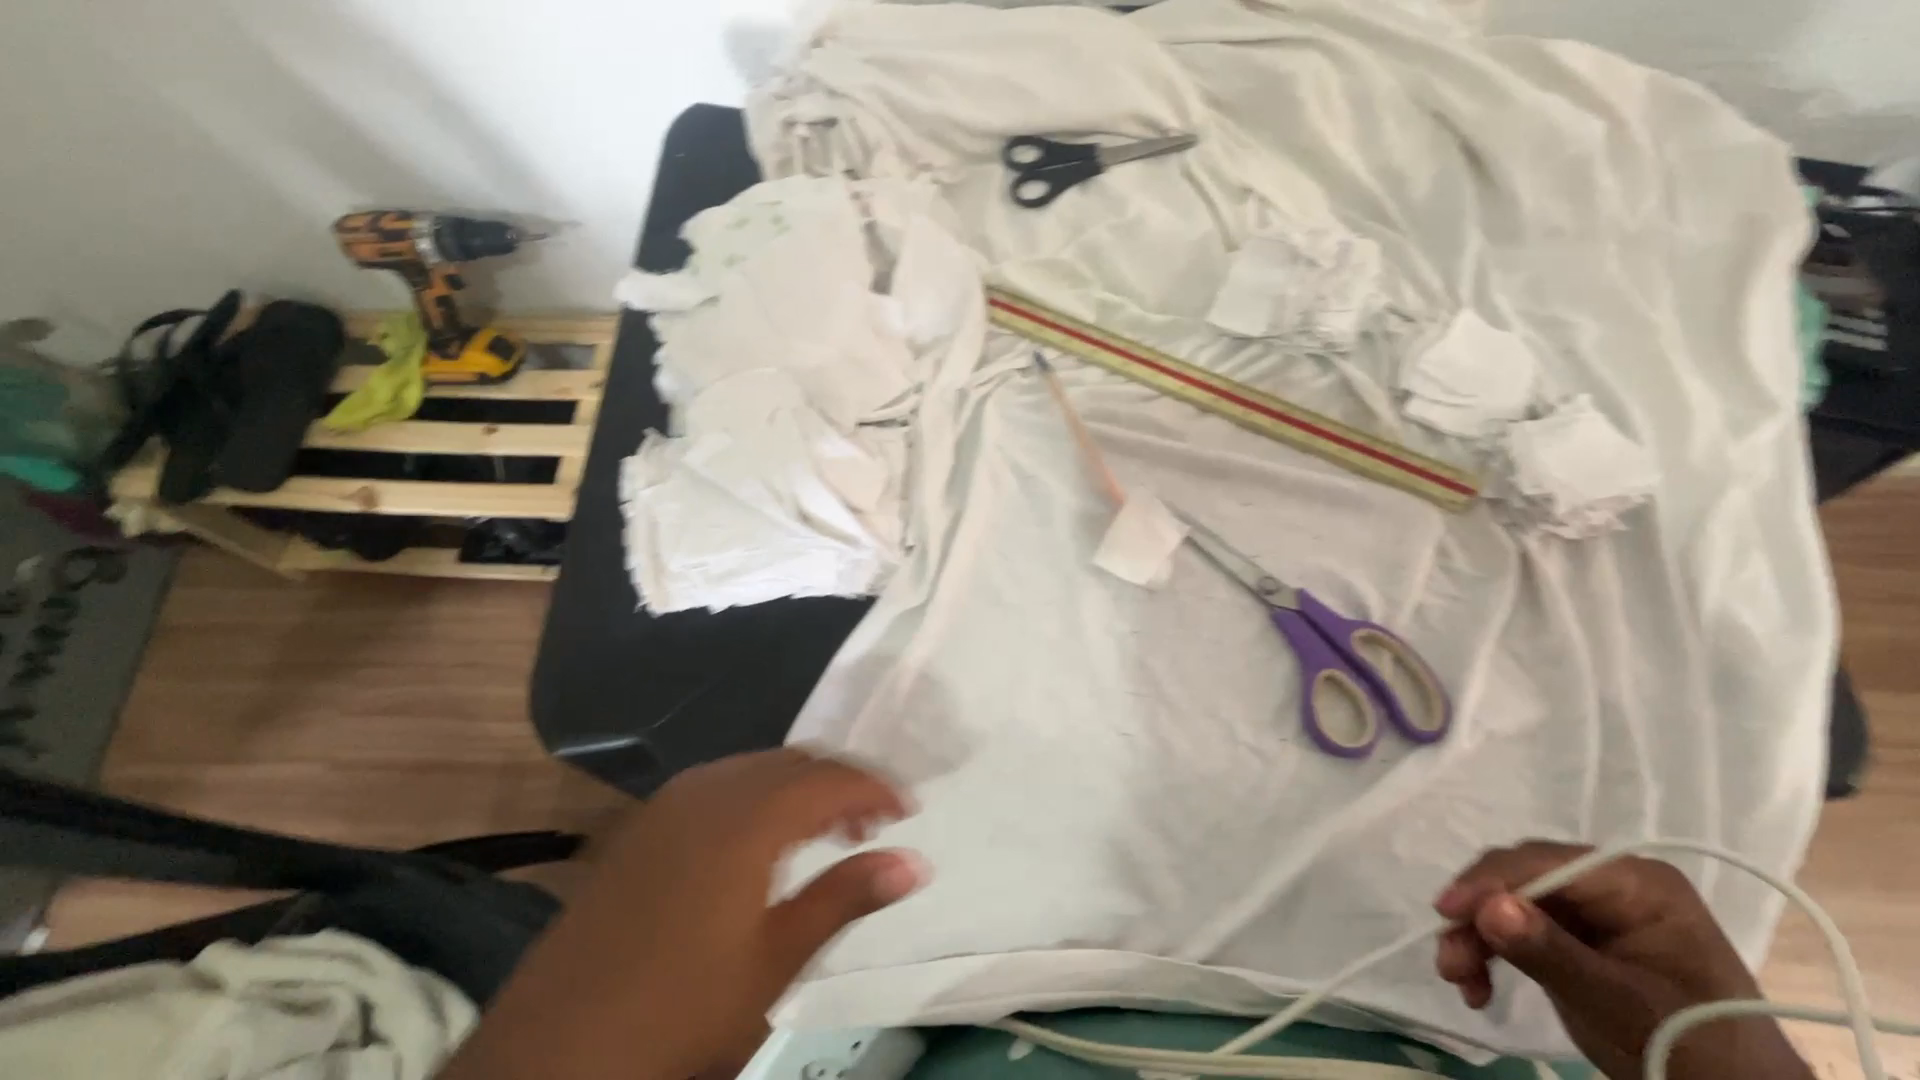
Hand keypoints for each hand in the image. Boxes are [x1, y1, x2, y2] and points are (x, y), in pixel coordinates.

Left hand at [442, 749, 926, 1079]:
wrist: (558, 1046)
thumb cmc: (683, 1008)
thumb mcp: (777, 960)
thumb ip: (847, 897)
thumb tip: (916, 862)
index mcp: (746, 818)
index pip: (829, 779)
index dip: (875, 790)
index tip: (910, 812)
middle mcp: (707, 791)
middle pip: (793, 762)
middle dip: (840, 784)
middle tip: (874, 825)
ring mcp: (668, 805)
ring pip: (754, 770)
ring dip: (799, 789)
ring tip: (827, 833)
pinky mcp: (643, 826)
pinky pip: (719, 786)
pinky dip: (758, 798)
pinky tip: (762, 843)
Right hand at [1433, 841, 1809, 1079]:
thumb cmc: (1694, 1051)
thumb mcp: (1622, 1008)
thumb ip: (1554, 955)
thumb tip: (1487, 906)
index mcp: (1637, 883)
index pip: (1545, 863)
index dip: (1490, 881)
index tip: (1445, 912)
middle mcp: (1611, 884)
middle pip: (1521, 879)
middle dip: (1478, 915)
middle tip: (1449, 957)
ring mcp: (1592, 911)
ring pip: (1510, 903)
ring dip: (1477, 936)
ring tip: (1458, 979)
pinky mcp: (1576, 938)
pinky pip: (1518, 929)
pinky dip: (1491, 953)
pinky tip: (1478, 986)